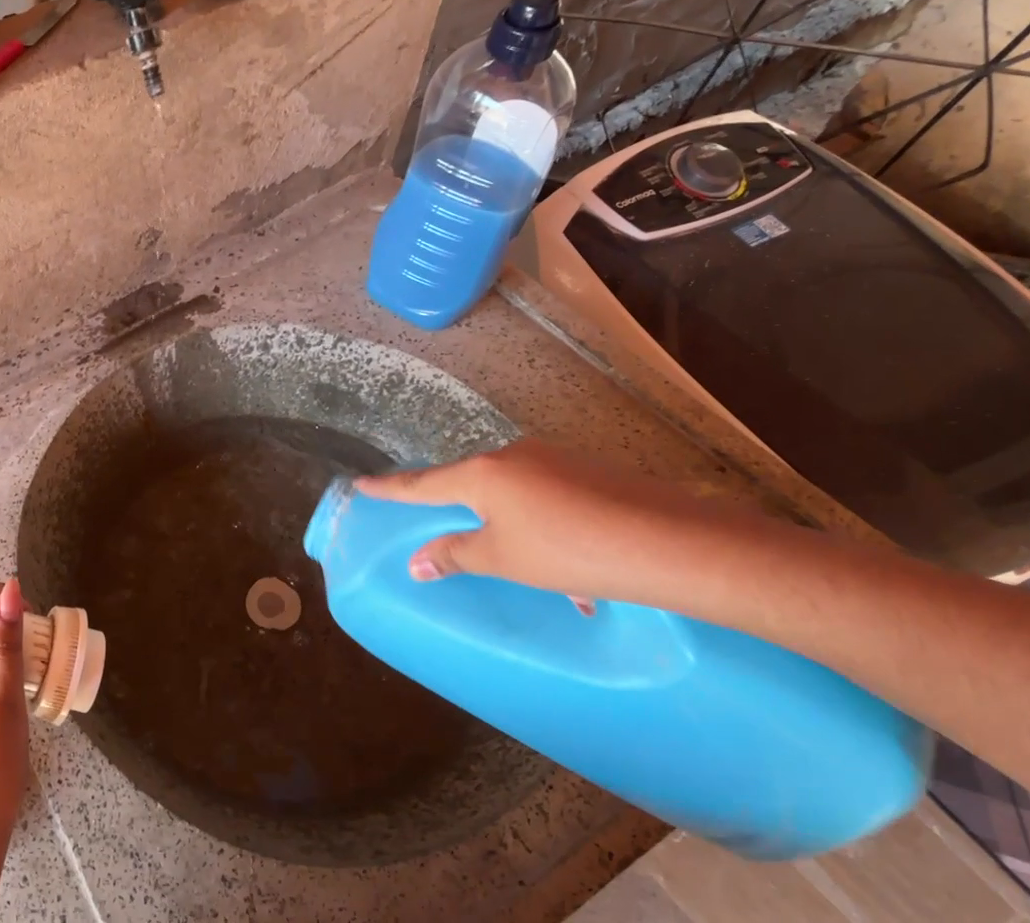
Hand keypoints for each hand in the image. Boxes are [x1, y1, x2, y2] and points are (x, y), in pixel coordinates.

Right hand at [356, 440, 752, 605]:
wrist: (670, 543)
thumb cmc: (568, 552)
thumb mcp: (502, 559)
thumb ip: (455, 556)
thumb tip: (416, 561)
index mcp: (481, 475)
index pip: (421, 484)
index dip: (389, 488)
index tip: (359, 484)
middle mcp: (512, 456)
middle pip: (469, 484)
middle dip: (457, 510)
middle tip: (438, 527)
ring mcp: (554, 460)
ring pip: (514, 496)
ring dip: (511, 530)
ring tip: (534, 572)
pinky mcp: (589, 472)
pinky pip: (548, 500)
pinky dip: (546, 530)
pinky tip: (576, 574)